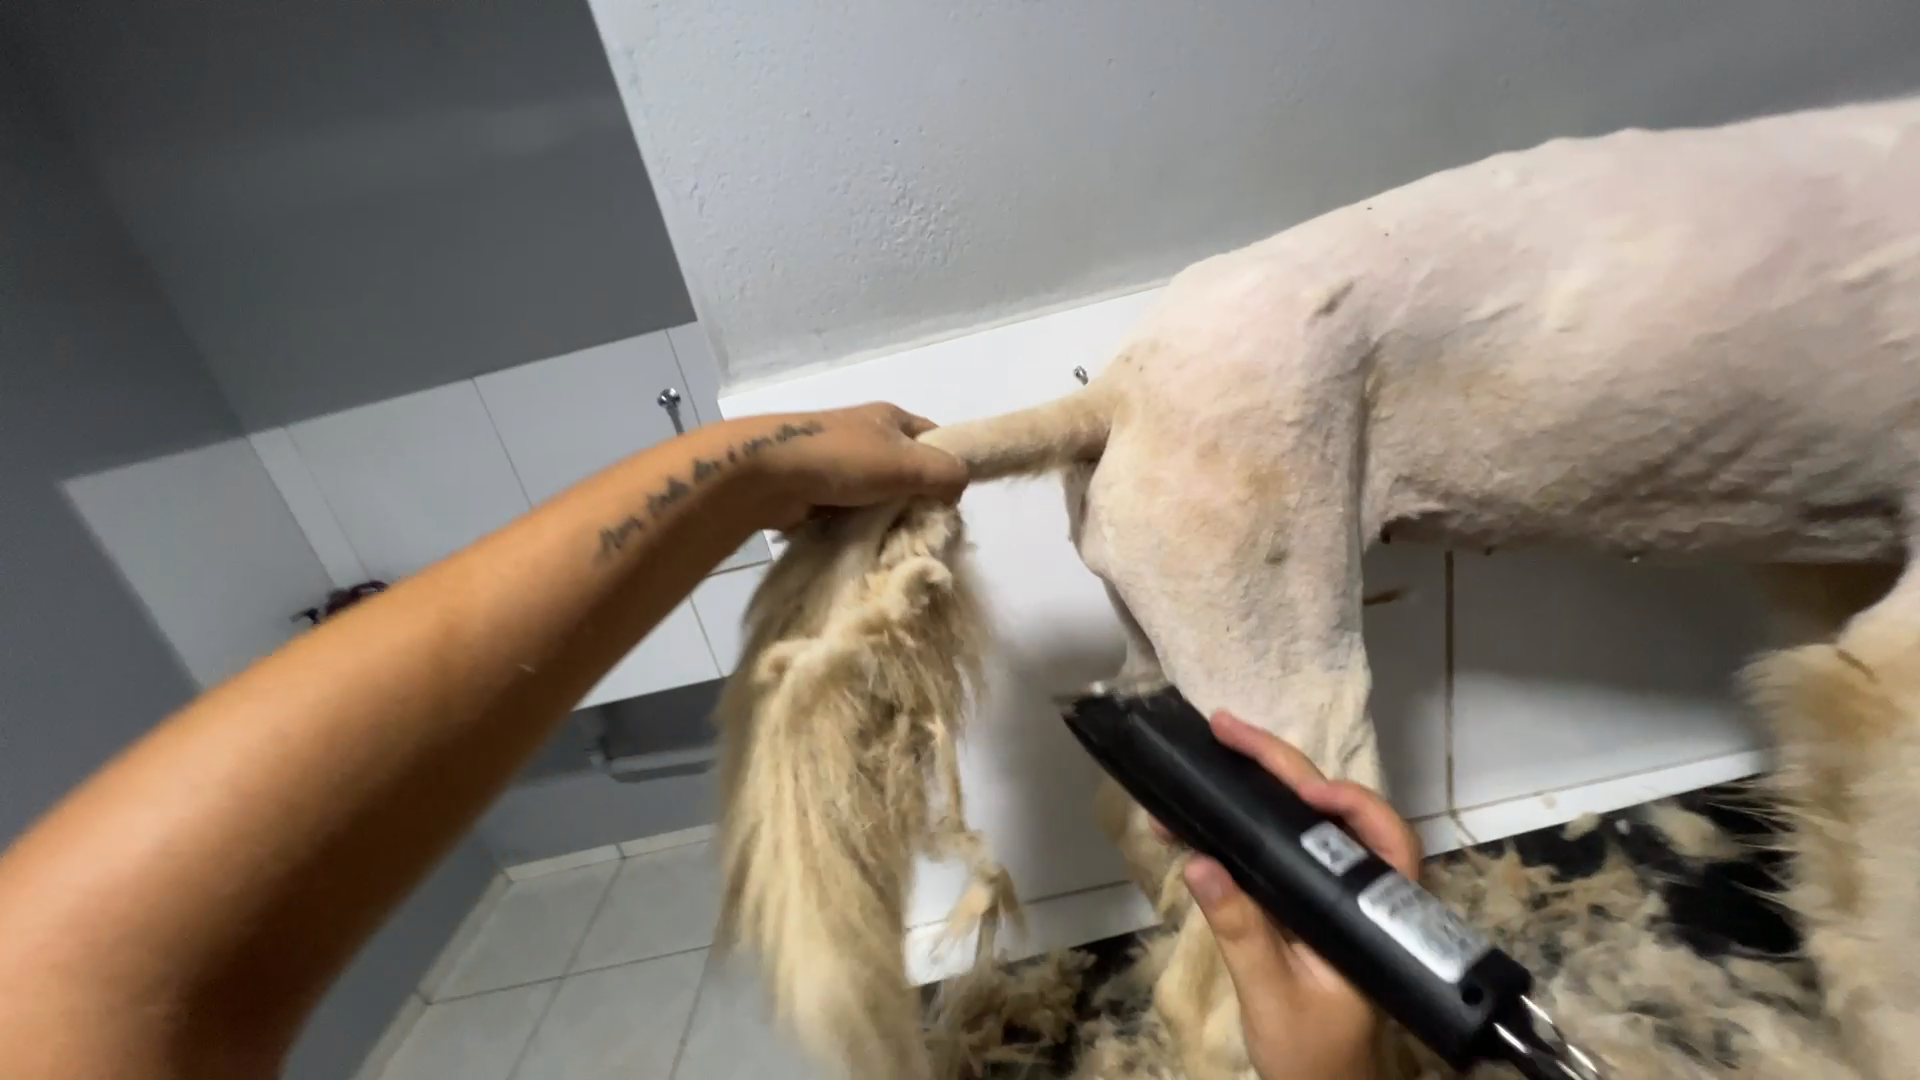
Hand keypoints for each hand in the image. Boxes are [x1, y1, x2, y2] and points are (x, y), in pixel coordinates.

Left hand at [735, 403, 968, 529]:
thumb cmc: (843, 459)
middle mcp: (867, 438)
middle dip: (918, 500)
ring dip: (888, 519)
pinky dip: (861, 529)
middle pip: (909, 472)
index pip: (936, 439)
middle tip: (926, 529)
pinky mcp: (820, 494)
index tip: (950, 500)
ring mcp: (841, 466)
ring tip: (896, 542)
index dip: (948, 466)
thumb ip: (946, 473)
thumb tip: (957, 491)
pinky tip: (867, 545)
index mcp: (891, 418)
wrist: (767, 474)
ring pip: (881, 498)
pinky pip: (854, 514)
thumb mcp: (908, 461)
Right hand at [1160, 712, 1422, 1079]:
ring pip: (1299, 817)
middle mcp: (1354, 891)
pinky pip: (1271, 844)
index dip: (1351, 802)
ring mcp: (1324, 891)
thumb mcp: (1272, 996)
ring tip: (1209, 748)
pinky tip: (1196, 811)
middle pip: (1329, 809)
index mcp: (1372, 915)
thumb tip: (1200, 863)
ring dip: (1255, 779)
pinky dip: (1236, 818)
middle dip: (1279, 762)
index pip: (1384, 839)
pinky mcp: (1295, 897)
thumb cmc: (1313, 1057)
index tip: (1304, 791)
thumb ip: (1241, 931)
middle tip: (1224, 728)